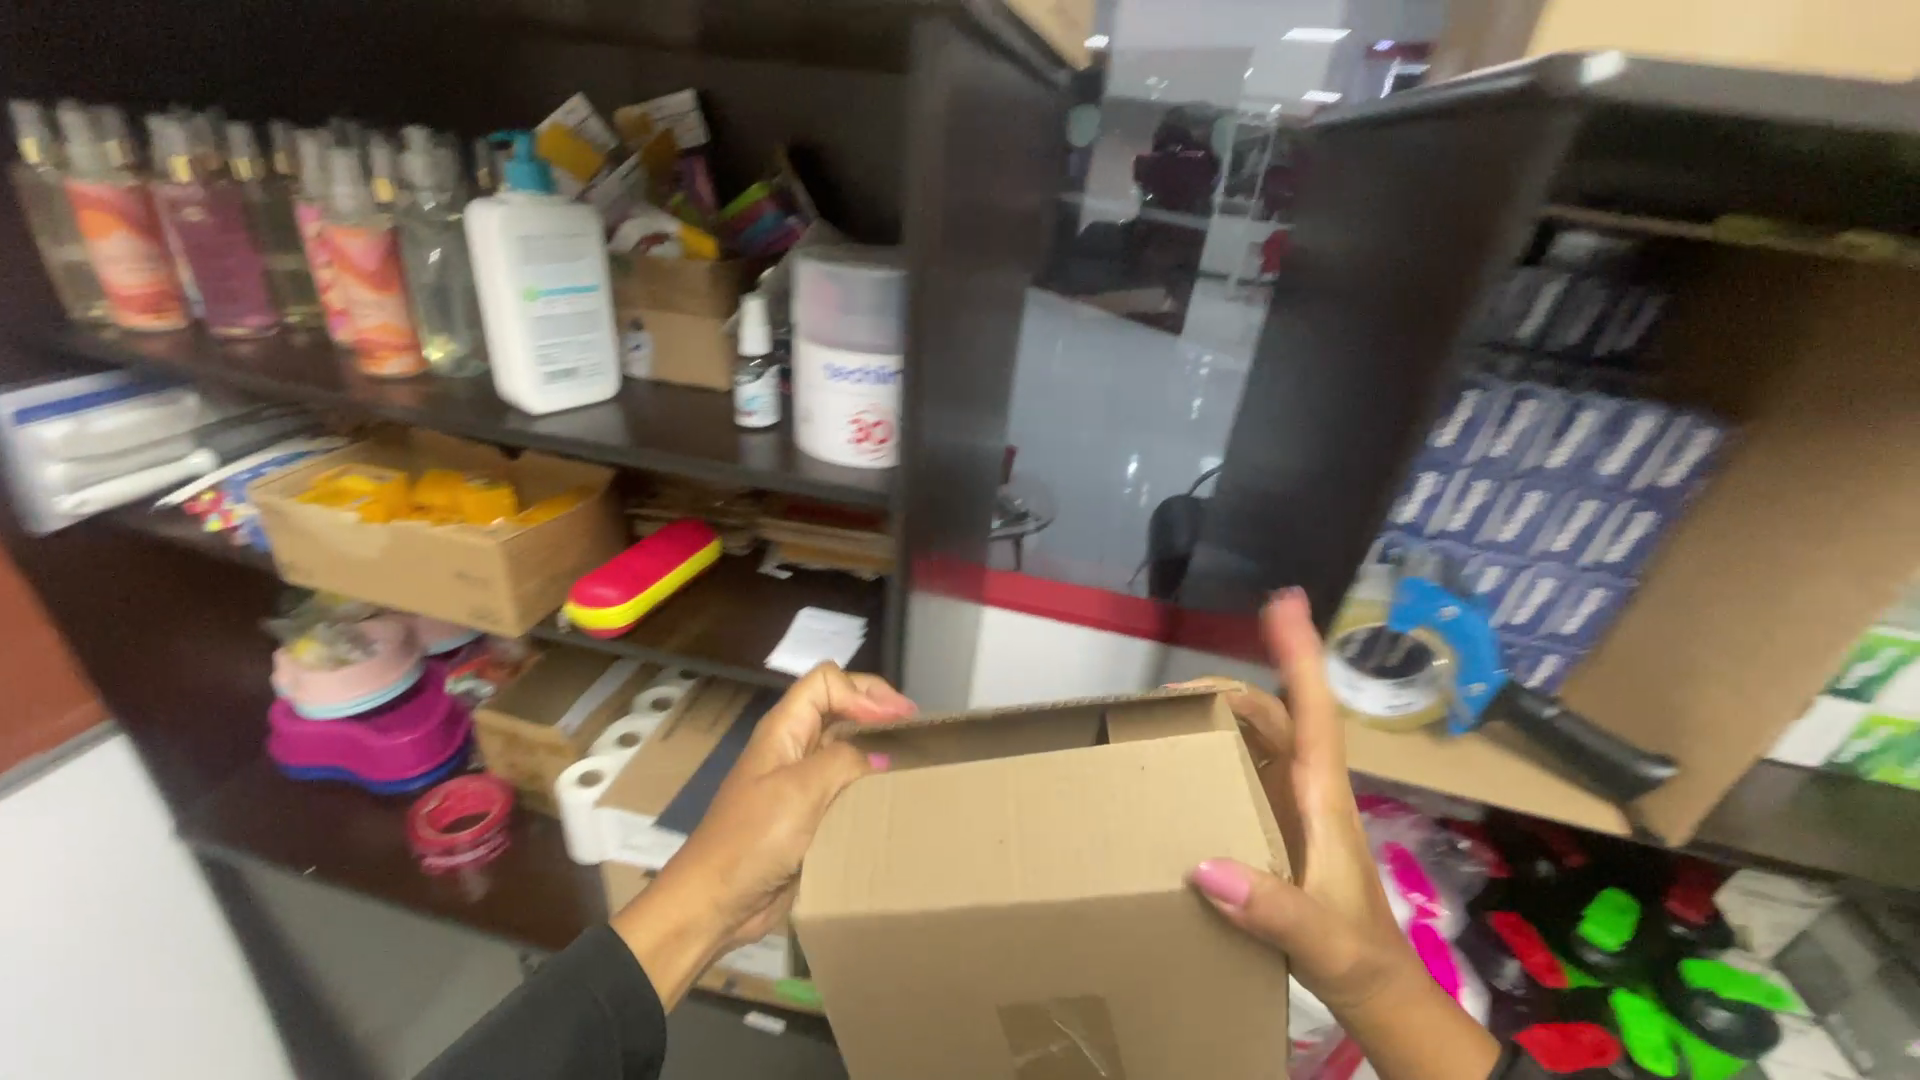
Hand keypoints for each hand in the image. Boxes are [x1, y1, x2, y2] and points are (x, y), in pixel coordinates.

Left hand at [612, 663, 913, 1005]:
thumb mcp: (800, 789)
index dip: (862, 691)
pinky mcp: (808, 815)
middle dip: (876, 708)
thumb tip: (879, 757)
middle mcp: (793, 746)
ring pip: (844, 744)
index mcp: (784, 728)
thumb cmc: (753, 839)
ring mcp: (800, 781)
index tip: (893, 720)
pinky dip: (869, 782)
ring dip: (876, 744)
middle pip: (838, 705)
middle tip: (914, 726)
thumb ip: (844, 760)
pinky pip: (844, 785)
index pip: (826, 681)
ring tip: (910, 757)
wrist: (716, 902)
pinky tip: (890, 795)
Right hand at [1177, 587, 1425, 1013]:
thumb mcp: (1322, 940)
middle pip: (1275, 715)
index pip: (1314, 710)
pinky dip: (1215, 754)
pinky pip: (1243, 772)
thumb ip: (1273, 908)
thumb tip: (1203, 866)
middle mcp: (1308, 789)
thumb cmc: (1360, 959)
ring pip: (1258, 739)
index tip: (1285, 602)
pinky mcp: (1274, 828)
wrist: (1378, 995)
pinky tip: (1181, 769)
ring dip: (1220, 718)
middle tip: (1172, 694)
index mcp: (1323, 796)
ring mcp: (1291, 808)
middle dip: (1230, 690)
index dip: (1300, 654)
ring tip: (1167, 719)